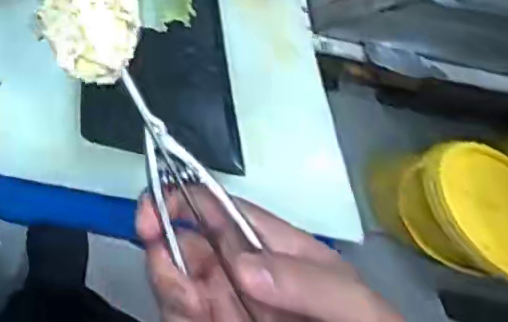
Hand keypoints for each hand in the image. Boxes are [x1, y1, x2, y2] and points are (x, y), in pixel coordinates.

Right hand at [135, 188, 401, 321]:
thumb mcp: (356, 306)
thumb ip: (305, 279)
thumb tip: (240, 263)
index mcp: (269, 247)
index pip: (210, 203)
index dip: (173, 197)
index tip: (151, 216)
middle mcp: (242, 273)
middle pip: (181, 241)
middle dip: (162, 249)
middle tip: (174, 278)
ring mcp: (230, 307)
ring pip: (173, 280)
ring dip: (167, 285)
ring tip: (189, 307)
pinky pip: (180, 314)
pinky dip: (175, 311)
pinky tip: (189, 316)